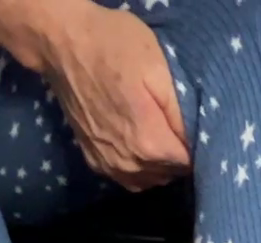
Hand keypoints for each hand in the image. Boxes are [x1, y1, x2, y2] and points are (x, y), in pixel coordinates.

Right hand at [24, 3, 187, 189]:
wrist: (64, 44)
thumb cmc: (115, 48)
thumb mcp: (160, 70)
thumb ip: (181, 113)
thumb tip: (196, 142)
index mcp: (150, 144)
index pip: (189, 163)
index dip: (196, 147)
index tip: (195, 129)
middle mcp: (131, 165)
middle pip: (170, 173)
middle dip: (178, 155)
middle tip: (176, 126)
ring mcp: (111, 167)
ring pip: (151, 179)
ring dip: (160, 164)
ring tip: (160, 134)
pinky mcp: (95, 162)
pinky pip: (129, 179)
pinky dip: (140, 168)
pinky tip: (139, 145)